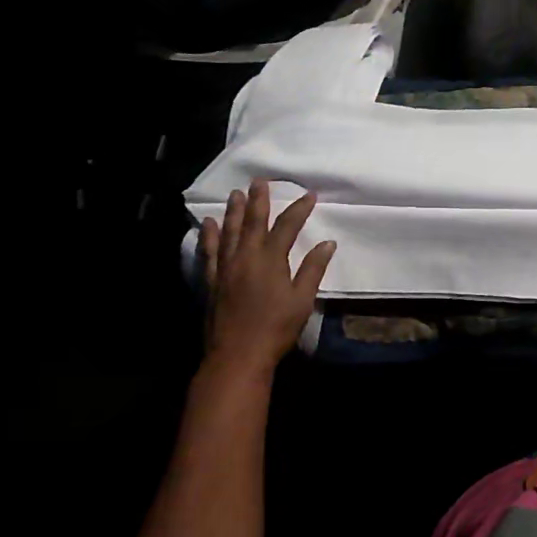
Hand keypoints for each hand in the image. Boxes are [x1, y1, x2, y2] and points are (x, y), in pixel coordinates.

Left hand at [197, 179, 335, 378]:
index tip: (309, 195)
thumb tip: (328, 243)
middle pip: (253, 222)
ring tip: (235, 194)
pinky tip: (208, 224)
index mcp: (271, 260)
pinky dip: (209, 236)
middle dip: (259, 200)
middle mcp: (246, 257)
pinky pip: (209, 252)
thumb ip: (313, 269)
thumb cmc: (276, 329)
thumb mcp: (302, 301)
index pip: (287, 226)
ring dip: (234, 211)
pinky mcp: (211, 281)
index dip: (299, 209)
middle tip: (259, 181)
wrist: (237, 355)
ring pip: (230, 232)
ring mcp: (225, 268)